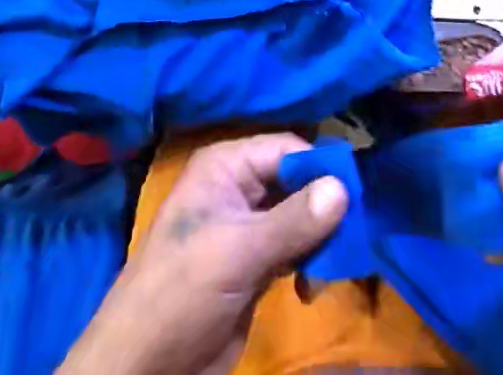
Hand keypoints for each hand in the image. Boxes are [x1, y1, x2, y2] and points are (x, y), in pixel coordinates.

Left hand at [59, 134, 347, 374]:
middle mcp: (238, 186)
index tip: (358, 194)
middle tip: (354, 235)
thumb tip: (344, 187)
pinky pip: (295, 247)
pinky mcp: (255, 262)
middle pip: (297, 180)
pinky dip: (311, 262)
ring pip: (301, 216)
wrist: (144, 363)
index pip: (286, 149)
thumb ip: (293, 220)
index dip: (321, 167)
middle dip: (326, 206)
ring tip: (333, 266)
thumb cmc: (183, 291)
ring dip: (322, 239)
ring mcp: (247, 225)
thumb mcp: (239, 251)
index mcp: (226, 166)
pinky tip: (314, 287)